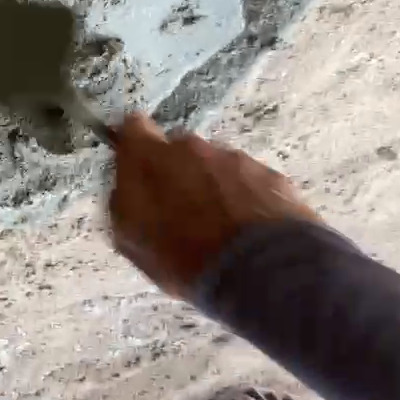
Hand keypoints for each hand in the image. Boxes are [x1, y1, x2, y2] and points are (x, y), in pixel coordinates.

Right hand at [108, 112, 321, 295]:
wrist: (264, 274)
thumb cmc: (182, 254)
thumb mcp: (128, 235)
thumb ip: (123, 199)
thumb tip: (129, 188)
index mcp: (149, 156)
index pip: (133, 126)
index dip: (133, 142)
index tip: (135, 161)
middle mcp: (191, 148)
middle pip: (179, 148)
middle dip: (177, 168)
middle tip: (181, 205)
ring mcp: (237, 160)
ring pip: (217, 164)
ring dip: (214, 184)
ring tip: (223, 223)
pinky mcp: (275, 178)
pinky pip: (252, 181)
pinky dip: (248, 198)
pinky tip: (250, 228)